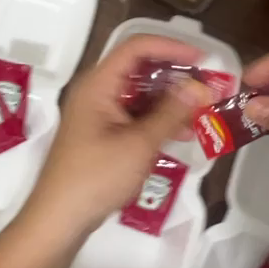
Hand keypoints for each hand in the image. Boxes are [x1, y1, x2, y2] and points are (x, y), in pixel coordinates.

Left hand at [18, 34, 214, 241]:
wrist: (59, 220)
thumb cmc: (96, 177)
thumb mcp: (139, 144)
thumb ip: (171, 112)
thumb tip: (200, 86)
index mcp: (98, 84)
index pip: (137, 47)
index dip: (172, 47)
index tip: (204, 61)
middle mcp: (96, 92)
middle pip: (140, 69)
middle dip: (176, 76)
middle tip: (210, 88)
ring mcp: (98, 114)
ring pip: (140, 94)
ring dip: (171, 100)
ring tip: (204, 113)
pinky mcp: (102, 135)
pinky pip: (135, 115)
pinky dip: (159, 119)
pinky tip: (184, 133)